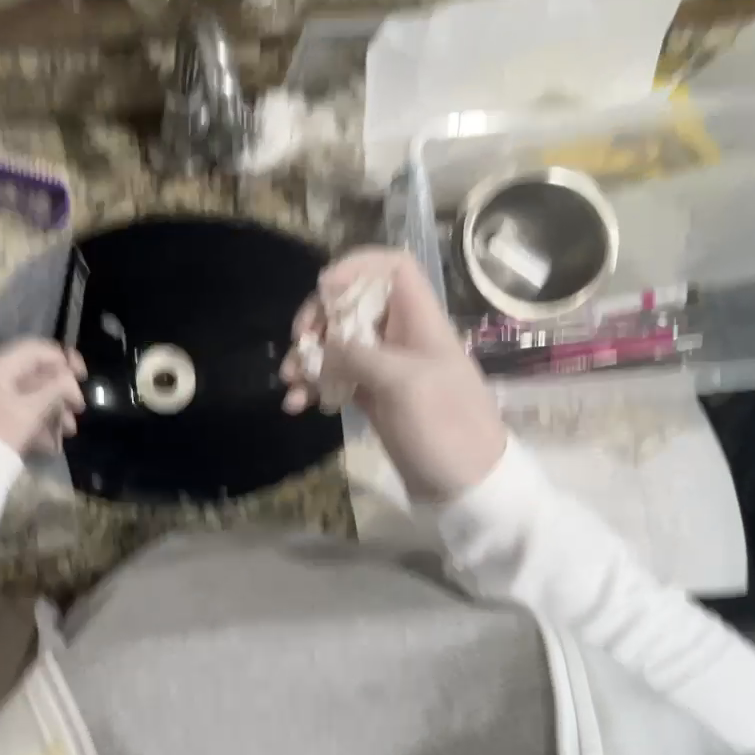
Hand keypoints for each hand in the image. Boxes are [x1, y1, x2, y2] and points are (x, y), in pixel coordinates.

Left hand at [0, 339, 87, 455]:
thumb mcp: (30, 410)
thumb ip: (55, 389)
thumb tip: (71, 379)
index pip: (35, 350)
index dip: (63, 359)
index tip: (83, 376)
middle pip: (36, 376)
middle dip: (60, 393)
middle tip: (78, 410)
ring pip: (31, 399)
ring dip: (53, 413)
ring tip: (67, 433)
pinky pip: (21, 417)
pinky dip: (38, 426)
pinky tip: (52, 446)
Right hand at [279, 248, 507, 499]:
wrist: (465, 486)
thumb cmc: (445, 428)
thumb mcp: (403, 385)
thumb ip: (360, 354)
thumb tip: (323, 342)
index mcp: (420, 322)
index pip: (393, 268)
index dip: (357, 267)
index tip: (324, 289)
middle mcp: (400, 337)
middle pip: (353, 303)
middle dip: (319, 318)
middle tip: (298, 340)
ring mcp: (384, 367)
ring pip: (337, 342)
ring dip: (307, 356)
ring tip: (289, 381)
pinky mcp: (371, 395)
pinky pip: (334, 377)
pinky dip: (312, 387)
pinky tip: (296, 404)